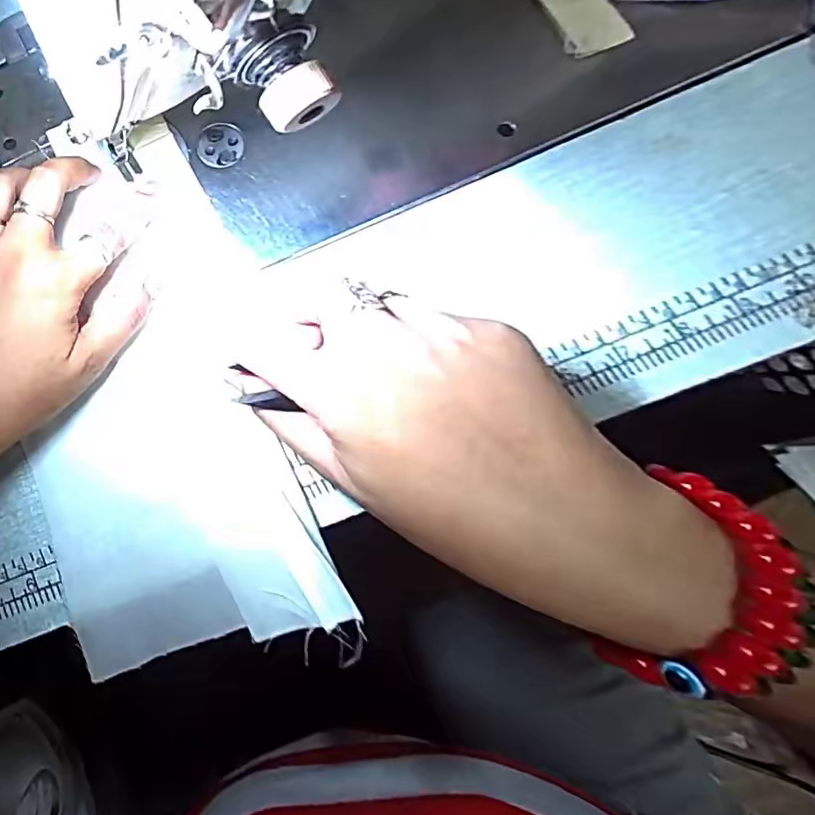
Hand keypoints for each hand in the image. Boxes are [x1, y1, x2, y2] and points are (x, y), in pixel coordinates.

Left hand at [0, 158, 152, 499]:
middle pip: (46, 185)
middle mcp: (16, 253)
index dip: (131, 221)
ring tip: (38, 182)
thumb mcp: (84, 366)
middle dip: (74, 169)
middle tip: (89, 175)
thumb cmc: (18, 395)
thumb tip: (148, 288)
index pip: (106, 235)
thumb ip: (122, 321)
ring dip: (21, 175)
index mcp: (56, 278)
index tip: (143, 213)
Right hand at [234, 293, 735, 654]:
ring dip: (370, 326)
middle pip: (319, 296)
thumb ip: (296, 427)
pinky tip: (449, 380)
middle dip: (308, 317)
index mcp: (339, 391)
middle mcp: (380, 345)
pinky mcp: (485, 323)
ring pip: (378, 303)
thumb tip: (257, 394)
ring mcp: (436, 327)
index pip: (263, 341)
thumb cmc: (452, 517)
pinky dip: (426, 337)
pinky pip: (435, 315)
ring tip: (398, 372)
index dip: (249, 344)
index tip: (250, 352)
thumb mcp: (355, 481)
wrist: (566, 518)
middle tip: (321, 350)